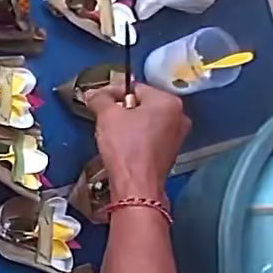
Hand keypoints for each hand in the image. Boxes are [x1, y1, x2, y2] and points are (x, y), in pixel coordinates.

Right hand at [86, 80, 189, 201]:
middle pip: (143, 103)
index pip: (135, 87)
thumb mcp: (107, 116)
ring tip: (111, 133)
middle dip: (122, 109)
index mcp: (168, 102)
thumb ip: (100, 98)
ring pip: (146, 121)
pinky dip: (136, 137)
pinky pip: (150, 136)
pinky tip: (123, 146)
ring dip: (129, 123)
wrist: (136, 185)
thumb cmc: (125, 147)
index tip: (98, 100)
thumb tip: (94, 94)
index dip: (113, 92)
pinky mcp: (170, 152)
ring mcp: (177, 136)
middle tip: (104, 117)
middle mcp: (179, 116)